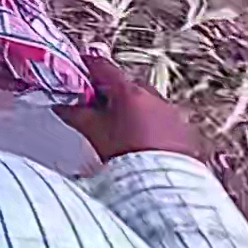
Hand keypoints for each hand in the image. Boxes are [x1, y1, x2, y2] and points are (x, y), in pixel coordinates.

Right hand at [53, 49, 200, 160]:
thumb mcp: (91, 129)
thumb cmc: (128, 153)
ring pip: (145, 100)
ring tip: (117, 122)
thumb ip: (73, 112)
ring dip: (130, 105)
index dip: (87, 64)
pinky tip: (138, 135)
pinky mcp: (185, 130)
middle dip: (109, 90)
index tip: (79, 66)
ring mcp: (172, 113)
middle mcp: (153, 97)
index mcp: (128, 92)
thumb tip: (62, 106)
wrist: (164, 183)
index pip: (102, 67)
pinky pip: (161, 116)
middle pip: (125, 83)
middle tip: (94, 101)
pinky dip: (148, 120)